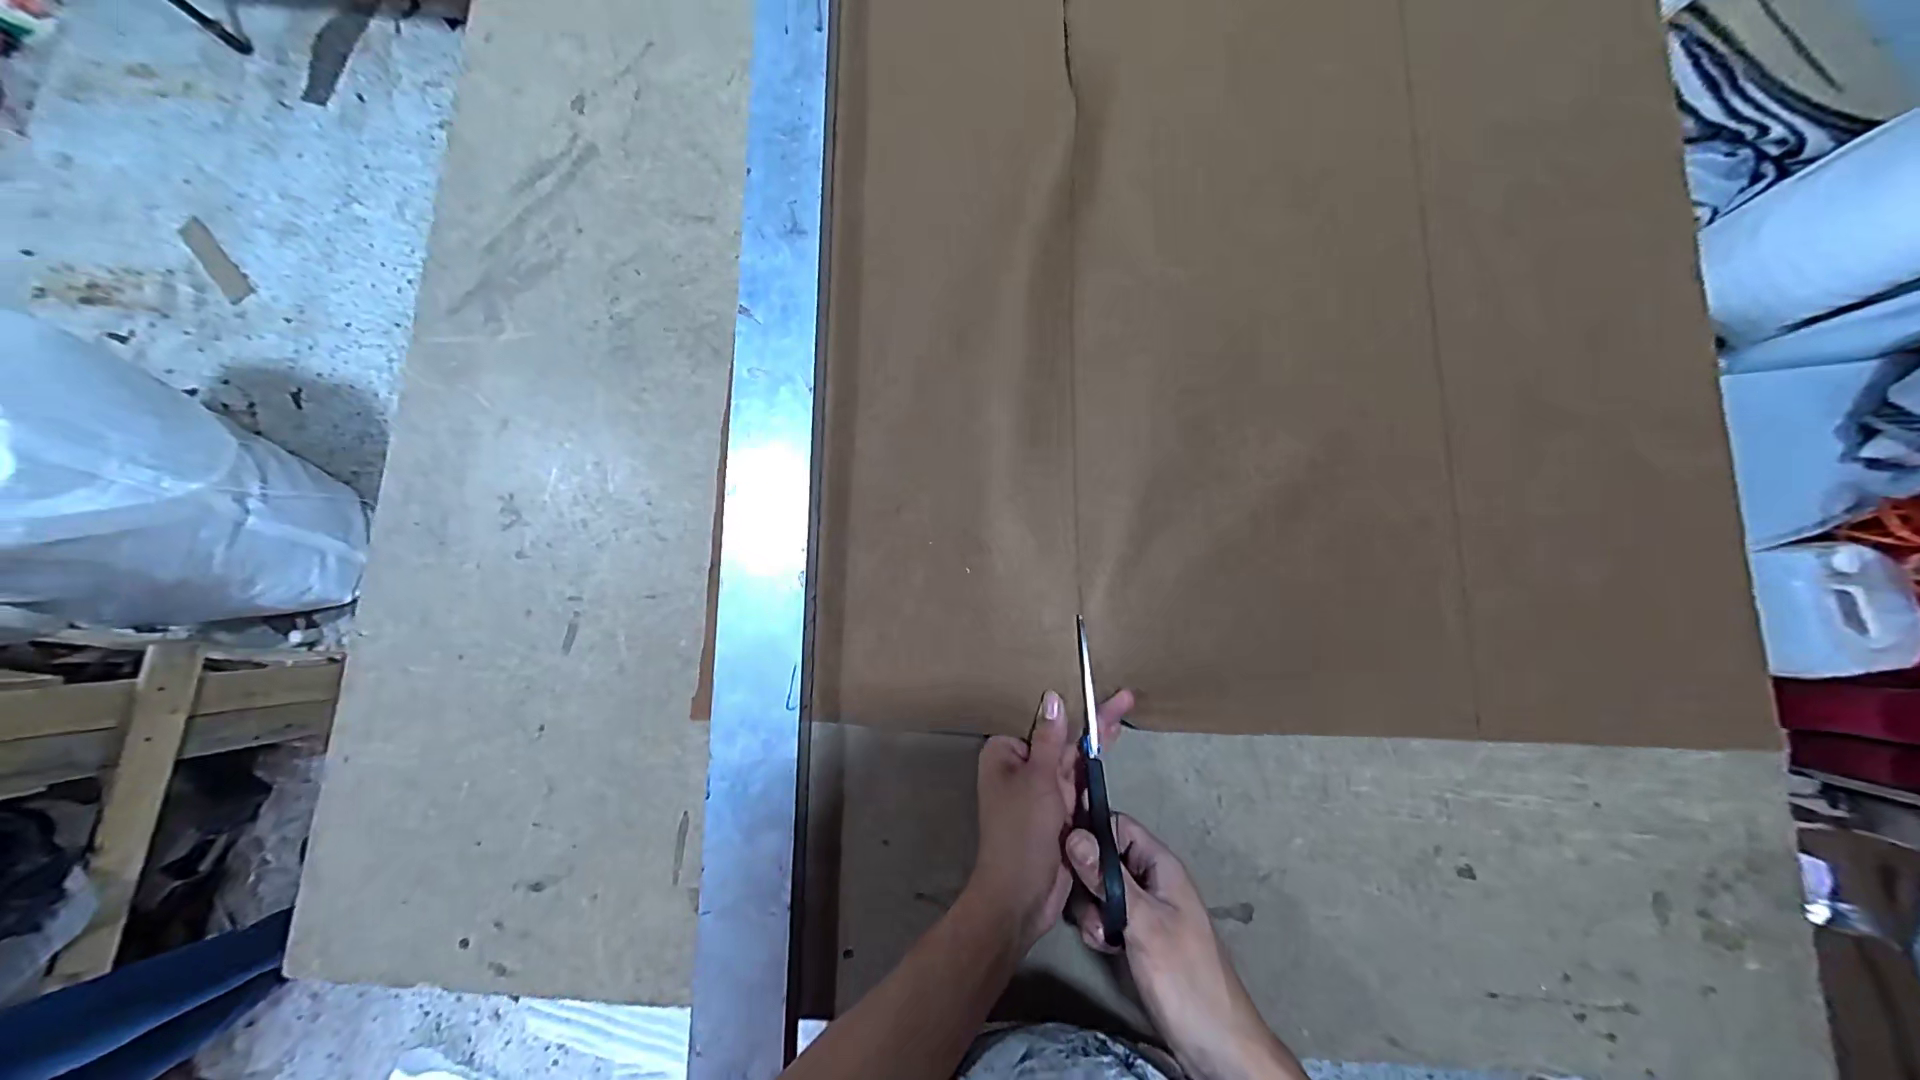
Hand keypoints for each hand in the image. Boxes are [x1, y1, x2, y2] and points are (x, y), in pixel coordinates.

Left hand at [963, 688, 1134, 952]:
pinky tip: (1112, 747)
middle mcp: (1021, 768)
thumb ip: (1050, 740)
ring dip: (1096, 740)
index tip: (1087, 684)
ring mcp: (1042, 791)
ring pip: (1073, 759)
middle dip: (1090, 719)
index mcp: (1005, 754)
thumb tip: (1052, 698)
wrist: (1022, 897)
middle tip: (1123, 695)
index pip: (1037, 721)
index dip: (1063, 703)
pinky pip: (1080, 783)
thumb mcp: (1037, 780)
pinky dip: (1095, 768)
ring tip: (1123, 711)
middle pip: (1060, 738)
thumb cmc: (1021, 832)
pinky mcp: (1060, 811)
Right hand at [1066, 815, 1306, 1079]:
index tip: (1063, 848)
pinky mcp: (1138, 934)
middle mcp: (1151, 879)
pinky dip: (1100, 928)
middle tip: (1088, 905)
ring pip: (1101, 888)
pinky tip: (1105, 947)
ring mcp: (1145, 908)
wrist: (1215, 1044)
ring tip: (1102, 936)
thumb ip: (1106, 878)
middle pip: (1104, 857)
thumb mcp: (1142, 922)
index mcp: (1160, 864)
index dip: (1090, 831)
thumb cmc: (1184, 975)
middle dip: (1088, 878)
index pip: (1117, 825)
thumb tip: (1074, 834)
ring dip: (1092, 909)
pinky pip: (1107, 915)